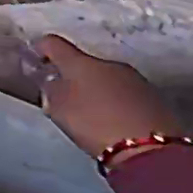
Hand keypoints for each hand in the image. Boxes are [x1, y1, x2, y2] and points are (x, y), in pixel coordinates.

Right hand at [35, 36, 189, 158]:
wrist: (152, 149)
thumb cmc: (93, 122)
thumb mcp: (56, 107)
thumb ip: (49, 88)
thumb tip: (51, 79)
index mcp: (80, 62)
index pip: (53, 43)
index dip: (40, 49)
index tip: (34, 61)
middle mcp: (109, 64)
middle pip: (84, 63)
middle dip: (72, 75)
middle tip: (64, 95)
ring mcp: (137, 80)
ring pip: (107, 78)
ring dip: (96, 88)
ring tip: (91, 111)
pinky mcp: (157, 98)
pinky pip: (126, 93)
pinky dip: (116, 101)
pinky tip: (113, 119)